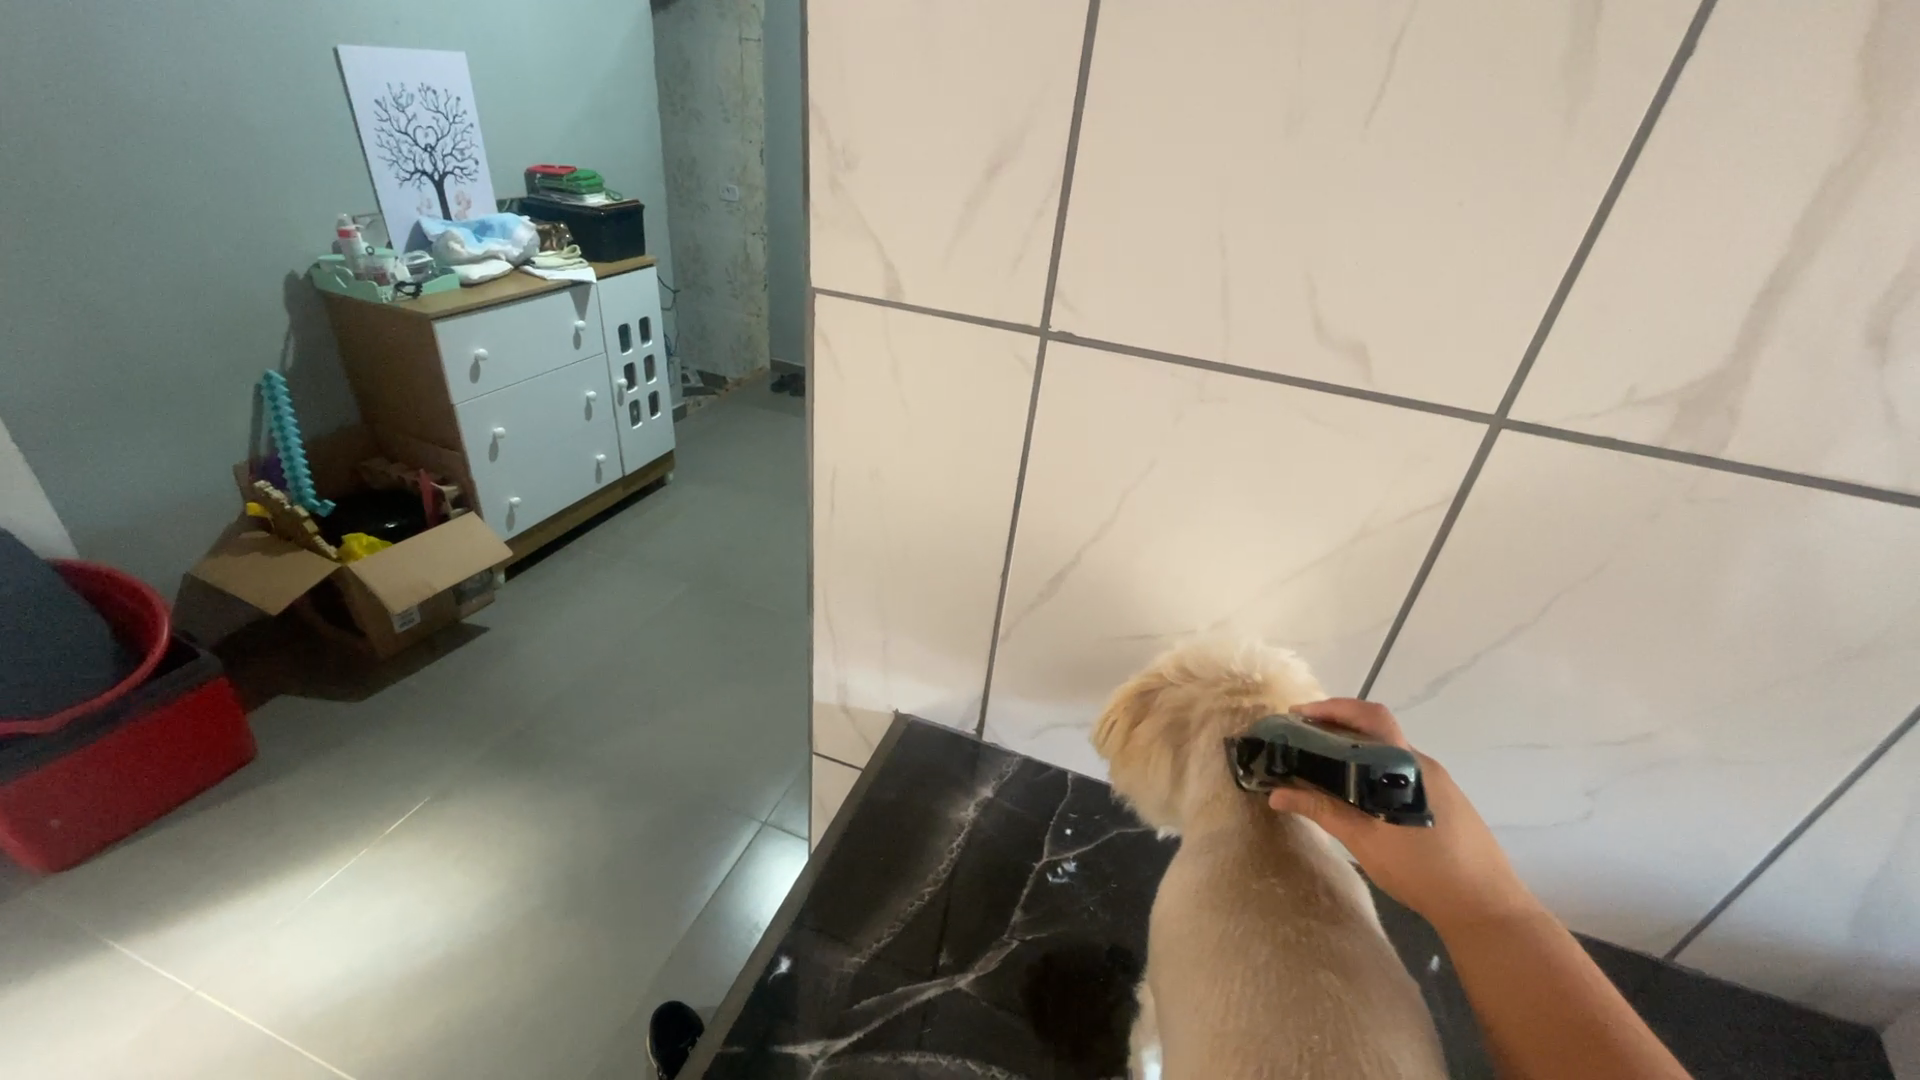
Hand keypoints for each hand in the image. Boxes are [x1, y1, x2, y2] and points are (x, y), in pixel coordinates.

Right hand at [1265, 698, 1540, 934]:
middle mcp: (1423, 765)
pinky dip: (1372, 772)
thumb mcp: (1363, 840)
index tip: (1298, 715)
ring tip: (1321, 768)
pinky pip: (1400, 773)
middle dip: (1336, 730)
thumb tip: (1276, 794)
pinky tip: (1357, 796)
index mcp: (1405, 765)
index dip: (1332, 708)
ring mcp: (1438, 783)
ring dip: (1354, 753)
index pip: (1369, 716)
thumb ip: (1320, 809)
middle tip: (1301, 742)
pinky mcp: (1446, 801)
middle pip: (1376, 732)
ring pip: (1387, 754)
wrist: (1488, 909)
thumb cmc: (1423, 870)